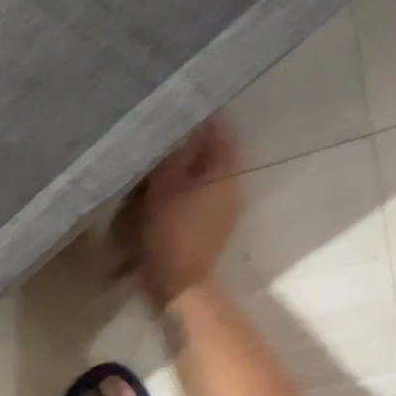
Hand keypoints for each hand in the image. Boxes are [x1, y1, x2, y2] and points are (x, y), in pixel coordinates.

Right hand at [127, 120, 241, 308]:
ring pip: (208, 176)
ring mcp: (226, 210)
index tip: (176, 109)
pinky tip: (166, 188)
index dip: (200, 118)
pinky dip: (187, 188)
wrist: (179, 285)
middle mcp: (233, 188)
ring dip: (189, 167)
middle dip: (193, 142)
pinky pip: (202, 196)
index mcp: (225, 173)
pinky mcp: (214, 228)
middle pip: (215, 154)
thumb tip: (182, 125)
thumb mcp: (164, 185)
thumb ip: (175, 152)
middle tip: (164, 133)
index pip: (221, 131)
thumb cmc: (170, 232)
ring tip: (161, 159)